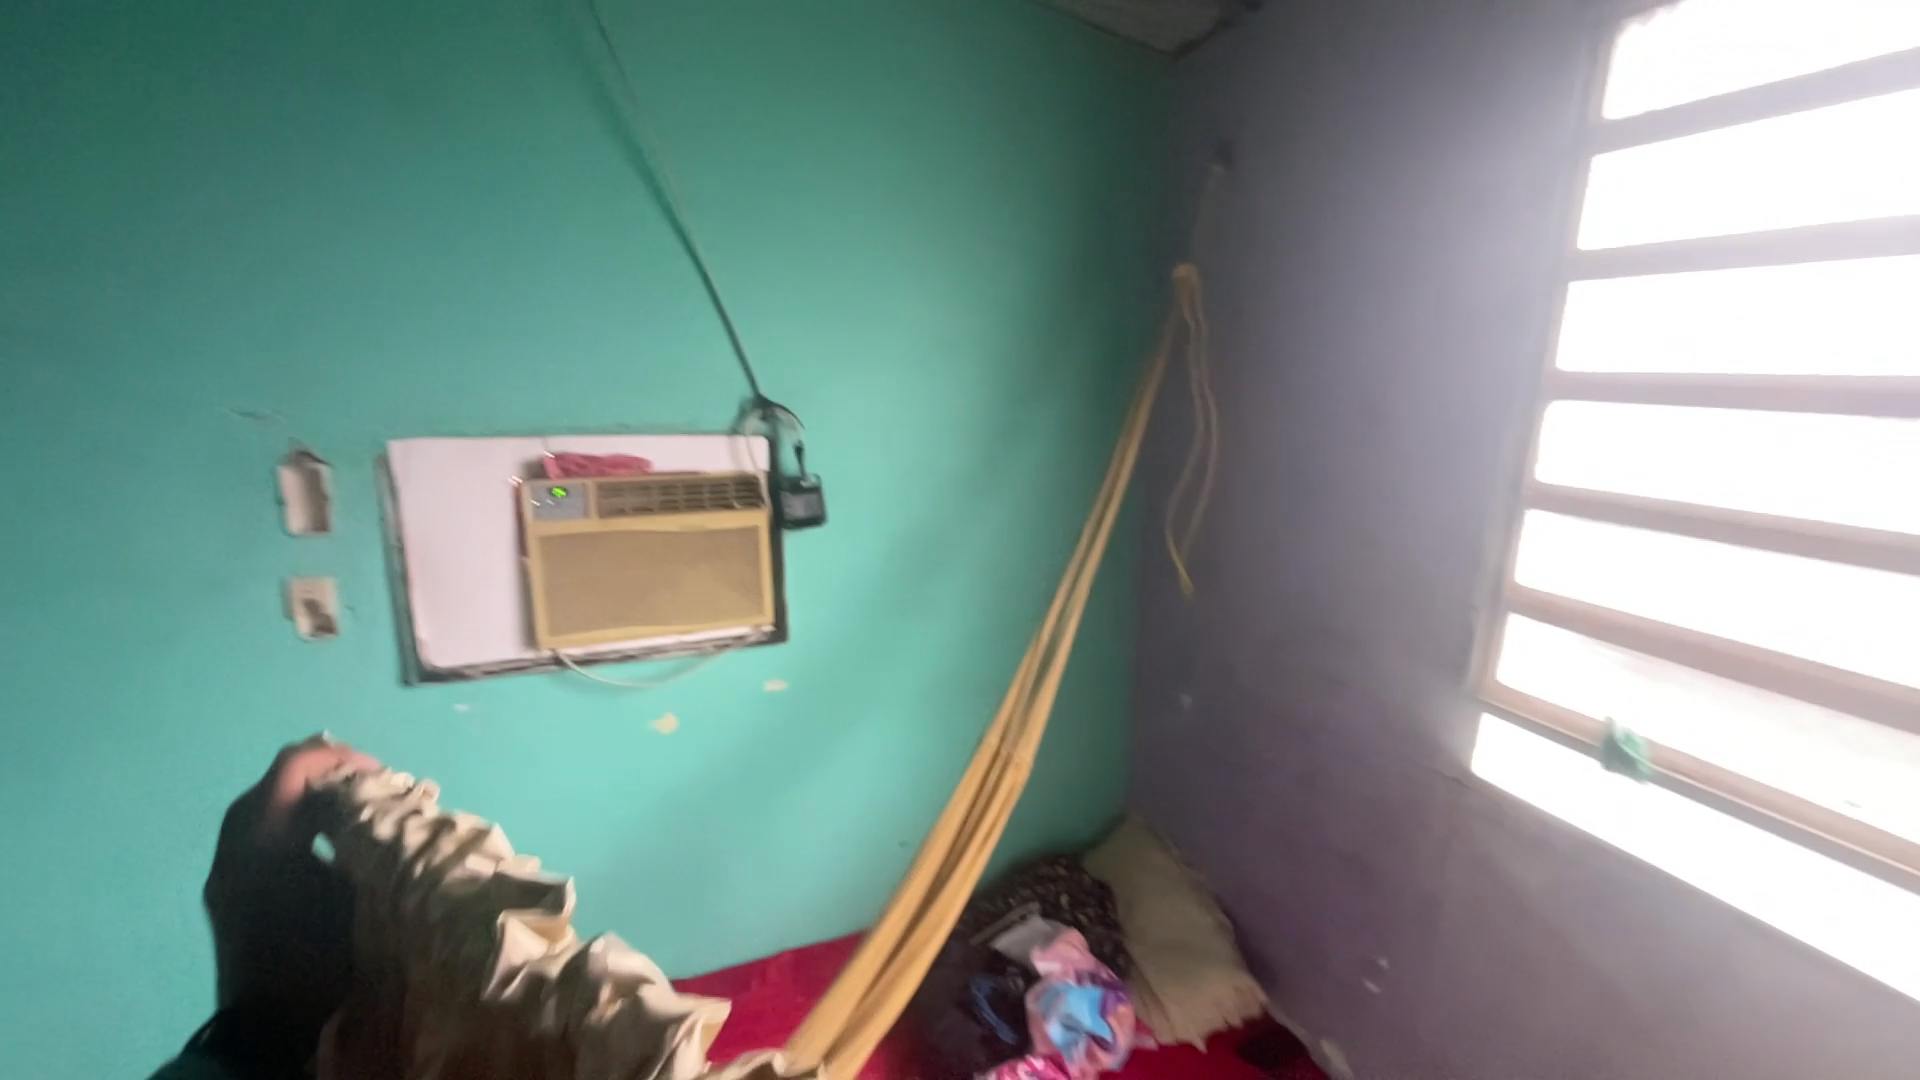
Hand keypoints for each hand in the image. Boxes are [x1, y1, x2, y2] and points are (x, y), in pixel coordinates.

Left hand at [203, 735, 378, 1027]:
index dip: (342, 758)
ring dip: (313, 795)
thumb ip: (374, 835)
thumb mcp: (364, 888)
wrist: (271, 1027)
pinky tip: (334, 833)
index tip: (385, 776)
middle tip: (377, 784)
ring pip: (265, 805)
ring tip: (360, 804)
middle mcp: (235, 851)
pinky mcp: (231, 889)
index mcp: (265, 846)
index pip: (293, 767)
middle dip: (329, 772)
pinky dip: (297, 818)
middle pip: (275, 781)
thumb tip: (397, 797)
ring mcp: (226, 872)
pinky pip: (261, 830)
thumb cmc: (325, 955)